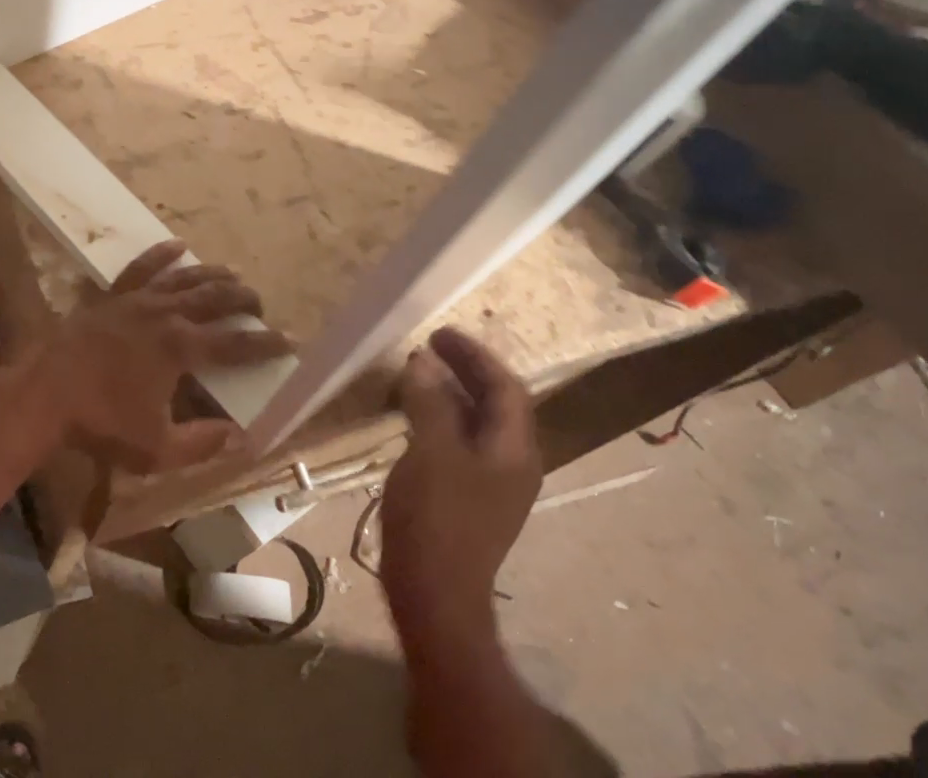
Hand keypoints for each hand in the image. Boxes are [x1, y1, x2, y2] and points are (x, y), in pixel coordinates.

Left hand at [0, 239, 291, 473]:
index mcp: (181, 349)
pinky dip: (161, 255)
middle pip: (215, 299)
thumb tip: (238, 437)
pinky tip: (178, 246)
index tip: (288, 341)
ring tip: (233, 274)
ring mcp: (134, 301)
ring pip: (183, 278)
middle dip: (244, 300)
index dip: (266, 344)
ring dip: (213, 275)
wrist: (42, 395)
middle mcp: (163, 315)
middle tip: (260, 306)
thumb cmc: (98, 424)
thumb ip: (202, 443)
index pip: (236, 344)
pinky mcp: (109, 297)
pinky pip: (140, 267)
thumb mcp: (156, 448)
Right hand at [380, 328, 540, 631]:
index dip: (475, 356)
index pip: (506, 388)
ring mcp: (493, 486)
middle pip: (496, 405)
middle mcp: (513, 464)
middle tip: (428, 347)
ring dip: (451, 396)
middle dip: (465, 372)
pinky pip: (461, 446)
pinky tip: (412, 422)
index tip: (439, 333)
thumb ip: (431, 404)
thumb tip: (424, 364)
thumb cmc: (437, 518)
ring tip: (417, 376)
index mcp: (514, 450)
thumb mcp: (431, 453)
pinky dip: (441, 422)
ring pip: (477, 426)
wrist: (435, 593)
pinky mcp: (470, 501)